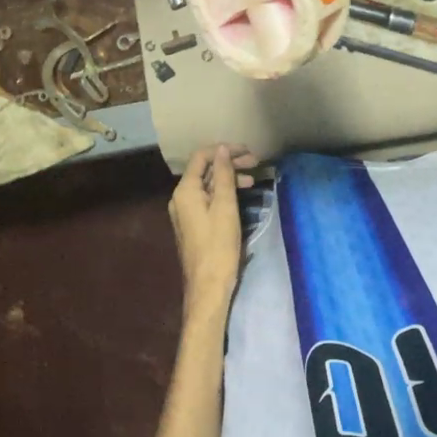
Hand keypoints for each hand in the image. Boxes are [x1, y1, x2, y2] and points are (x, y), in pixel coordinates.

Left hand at [167, 144, 255, 314]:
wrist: (208, 287)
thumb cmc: (218, 246)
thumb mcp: (225, 207)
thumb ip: (224, 175)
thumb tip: (222, 149)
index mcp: (185, 191)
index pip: (201, 157)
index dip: (224, 150)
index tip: (247, 151)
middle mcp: (181, 198)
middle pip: (205, 170)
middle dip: (229, 163)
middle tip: (255, 162)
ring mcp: (186, 212)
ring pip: (208, 185)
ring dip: (229, 178)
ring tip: (253, 179)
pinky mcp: (194, 224)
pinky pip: (208, 199)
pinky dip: (224, 193)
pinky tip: (240, 195)